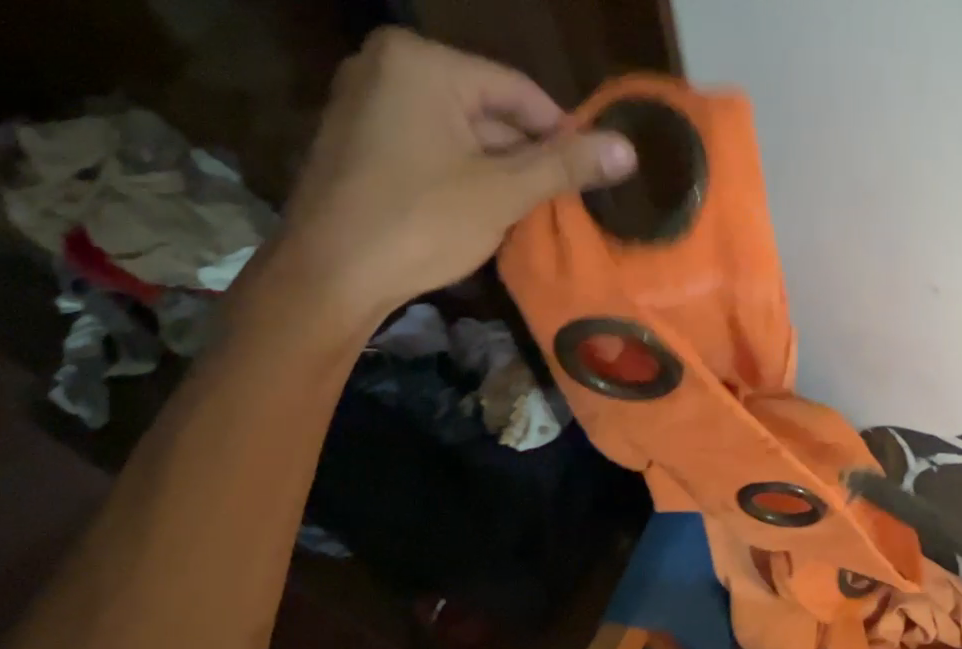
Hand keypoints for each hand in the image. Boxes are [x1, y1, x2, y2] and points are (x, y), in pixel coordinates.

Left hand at [275, 28, 636, 323]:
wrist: (332, 272)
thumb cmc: (422, 222)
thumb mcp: (504, 193)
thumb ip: (566, 166)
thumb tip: (629, 149)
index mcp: (423, 63)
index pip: (519, 91)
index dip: (563, 135)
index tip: (592, 177)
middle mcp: (389, 65)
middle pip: (489, 108)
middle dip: (528, 155)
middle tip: (564, 201)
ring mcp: (368, 100)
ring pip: (462, 131)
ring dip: (501, 170)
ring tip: (531, 212)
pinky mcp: (360, 138)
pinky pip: (432, 144)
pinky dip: (465, 173)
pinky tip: (486, 212)